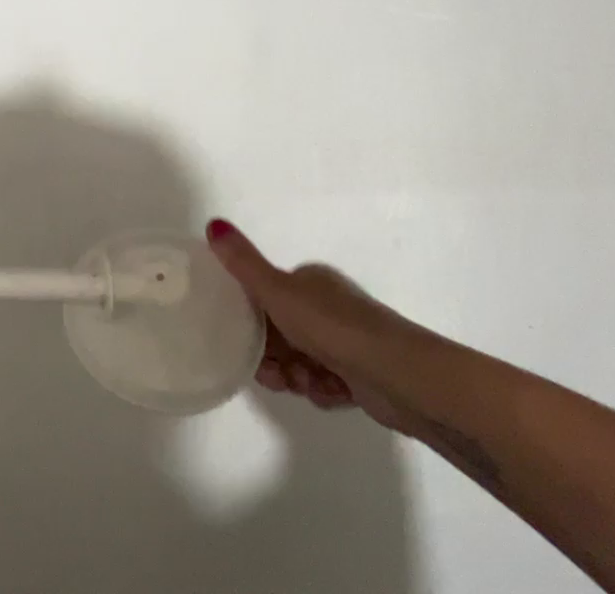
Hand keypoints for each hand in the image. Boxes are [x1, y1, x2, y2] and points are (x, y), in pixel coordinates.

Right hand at [206, 218, 419, 429]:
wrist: (401, 377)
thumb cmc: (335, 327)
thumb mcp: (278, 291)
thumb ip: (243, 263)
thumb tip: (212, 223)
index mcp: (312, 282)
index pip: (266, 295)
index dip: (248, 318)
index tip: (239, 338)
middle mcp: (329, 308)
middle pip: (279, 332)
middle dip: (271, 355)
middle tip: (271, 372)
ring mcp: (347, 342)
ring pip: (299, 361)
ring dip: (295, 376)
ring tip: (304, 383)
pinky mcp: (361, 376)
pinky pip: (324, 383)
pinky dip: (321, 390)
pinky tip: (328, 393)